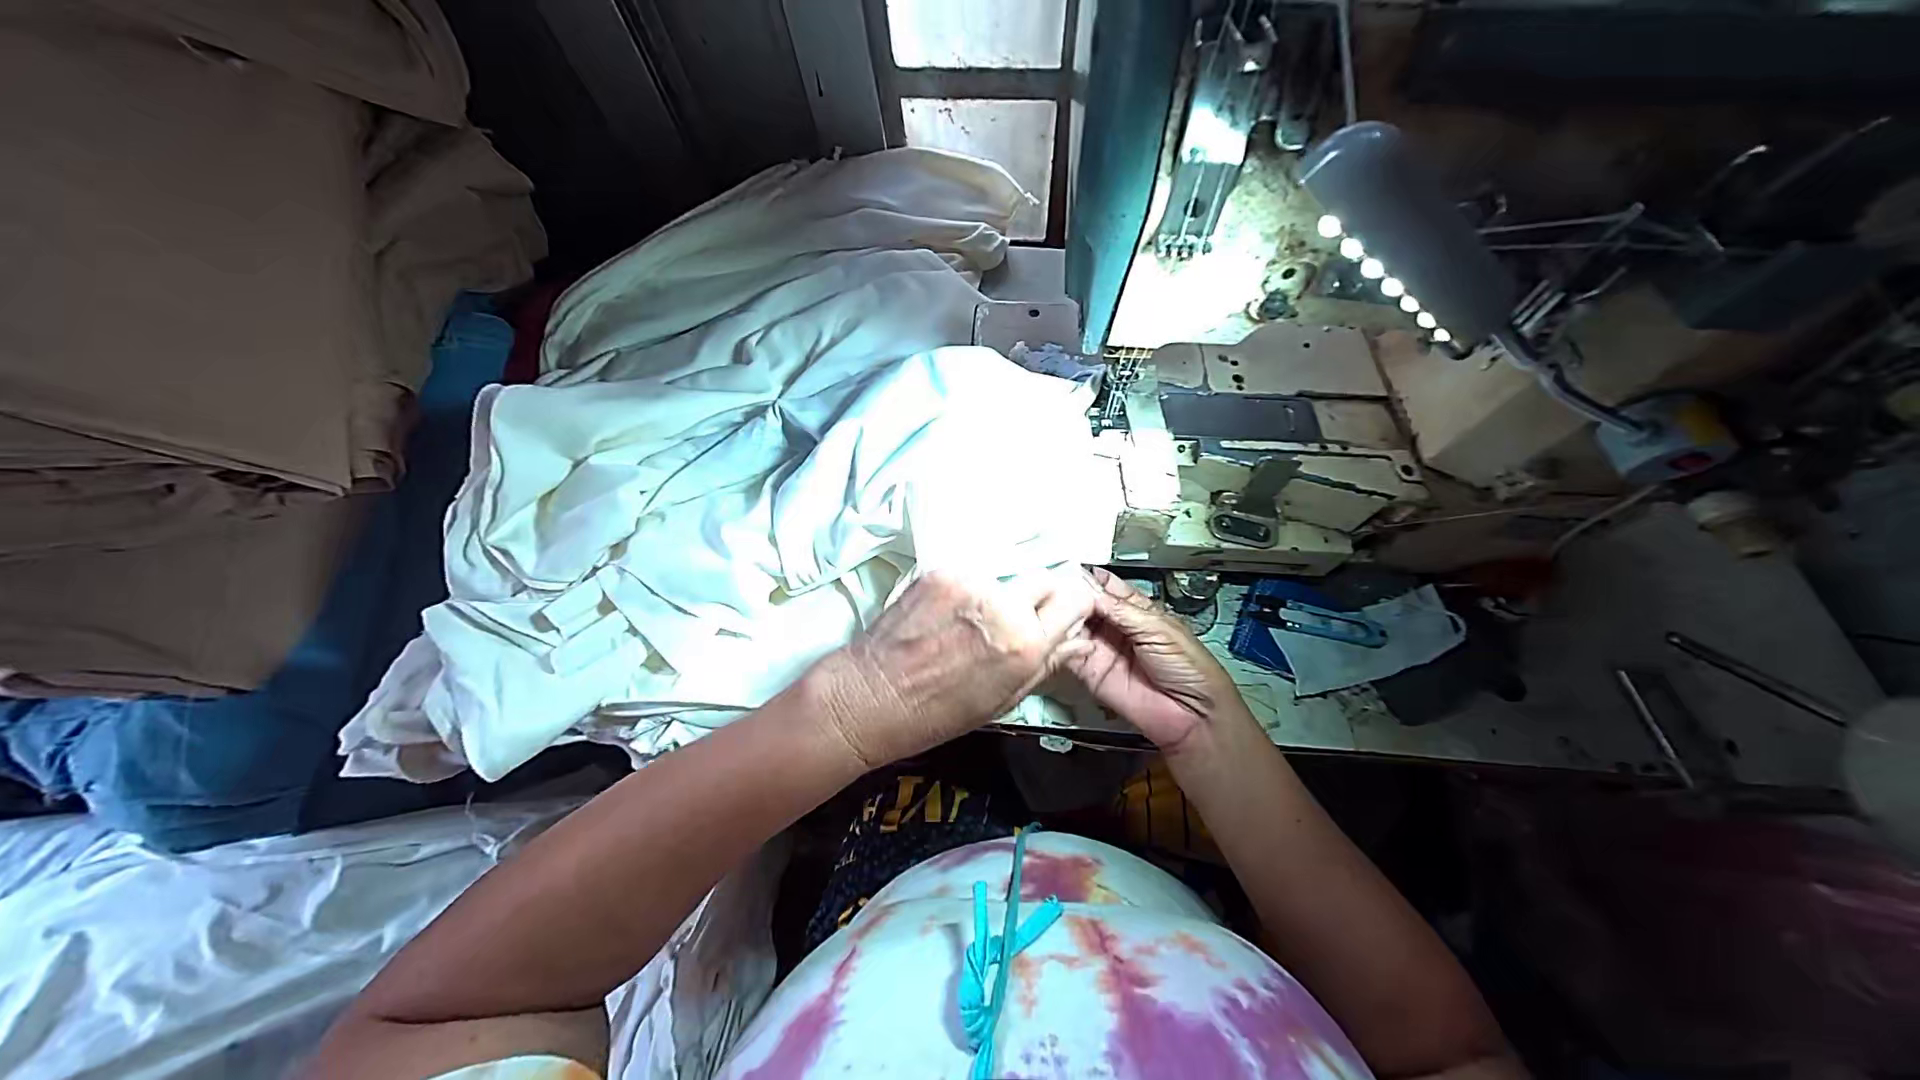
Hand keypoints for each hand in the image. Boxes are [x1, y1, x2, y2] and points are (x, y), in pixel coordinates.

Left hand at [804, 569, 1095, 769]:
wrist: (870, 697)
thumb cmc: (937, 713)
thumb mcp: (1004, 700)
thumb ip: (1047, 664)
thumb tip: (1080, 640)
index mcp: (1025, 643)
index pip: (1074, 598)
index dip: (1072, 607)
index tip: (1063, 614)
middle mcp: (1003, 604)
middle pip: (1046, 578)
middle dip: (1041, 596)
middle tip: (1017, 618)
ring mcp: (968, 582)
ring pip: (1006, 576)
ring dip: (1002, 593)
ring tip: (974, 621)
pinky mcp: (940, 570)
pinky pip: (972, 573)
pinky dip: (970, 589)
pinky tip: (950, 613)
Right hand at [1061, 568, 1252, 753]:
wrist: (1192, 715)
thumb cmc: (1191, 670)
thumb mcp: (1159, 629)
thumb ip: (1122, 610)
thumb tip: (1092, 592)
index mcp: (1135, 610)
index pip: (1105, 586)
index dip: (1088, 577)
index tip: (1070, 570)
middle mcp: (1115, 627)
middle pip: (1084, 604)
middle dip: (1070, 594)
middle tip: (1056, 588)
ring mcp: (1101, 648)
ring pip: (1072, 626)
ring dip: (1062, 616)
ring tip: (1053, 607)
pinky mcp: (1090, 672)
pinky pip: (1068, 653)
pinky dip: (1059, 642)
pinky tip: (1056, 632)